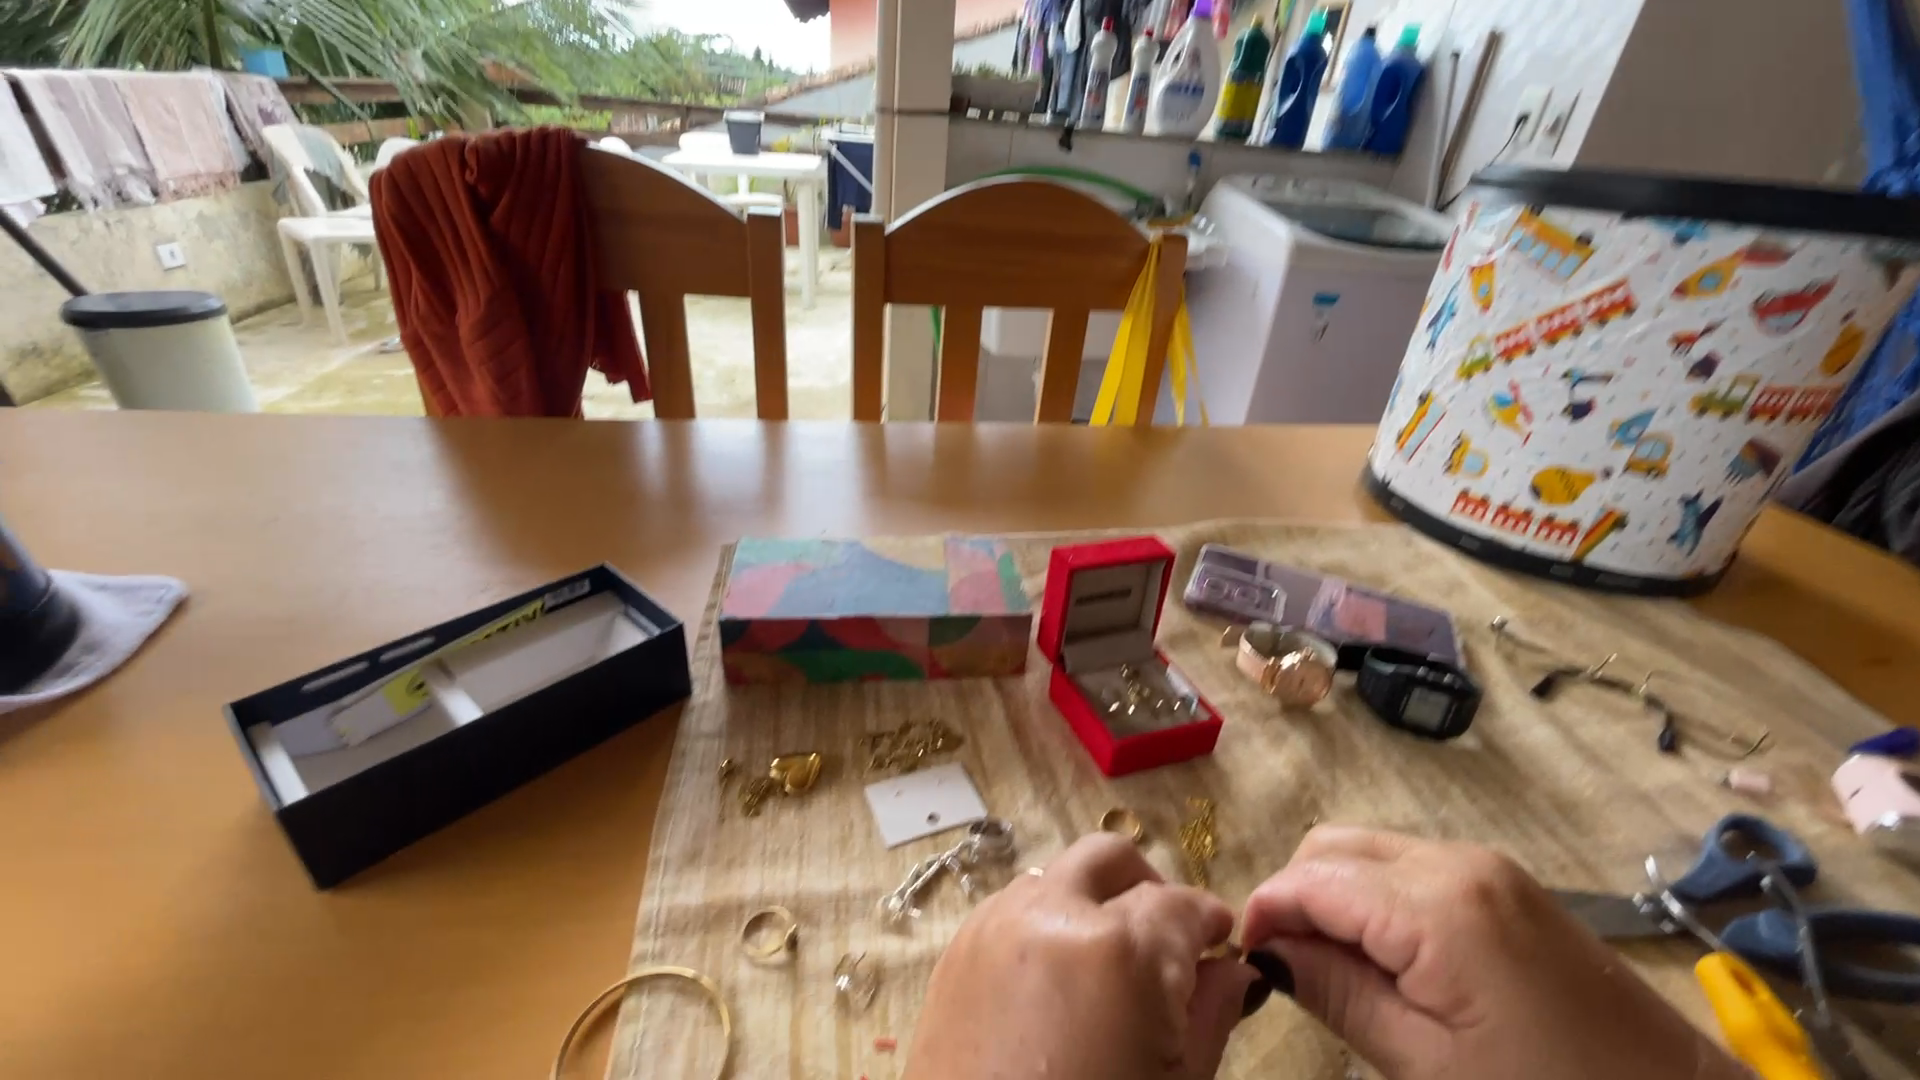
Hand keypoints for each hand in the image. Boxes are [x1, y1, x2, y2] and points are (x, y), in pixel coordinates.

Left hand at [905, 833, 1257, 1079]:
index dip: (1208, 921)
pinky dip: (1044, 923)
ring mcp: (996, 923)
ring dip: (1090, 902)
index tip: (1219, 943)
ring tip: (1105, 966)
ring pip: (1057, 876)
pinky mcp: (957, 948)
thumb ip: (1209, 1015)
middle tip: (1164, 940)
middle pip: (1109, 858)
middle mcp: (1053, 911)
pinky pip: (1012, 907)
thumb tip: (1233, 969)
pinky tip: (1054, 983)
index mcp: (1120, 948)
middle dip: (1147, 887)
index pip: (1181, 903)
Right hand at [1241, 827, 1749, 1079]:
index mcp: (1437, 904)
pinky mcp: (1502, 882)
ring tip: (1333, 963)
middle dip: (1295, 894)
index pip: (1312, 878)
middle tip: (1287, 963)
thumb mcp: (1428, 1067)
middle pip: (1332, 847)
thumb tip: (1267, 952)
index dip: (1266, 911)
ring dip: (1333, 894)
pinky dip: (1374, 896)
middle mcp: (1455, 860)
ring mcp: (1484, 865)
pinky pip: (1408, 867)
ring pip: (1366, 850)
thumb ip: (1336, 993)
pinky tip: (1384, 953)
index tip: (1246, 958)